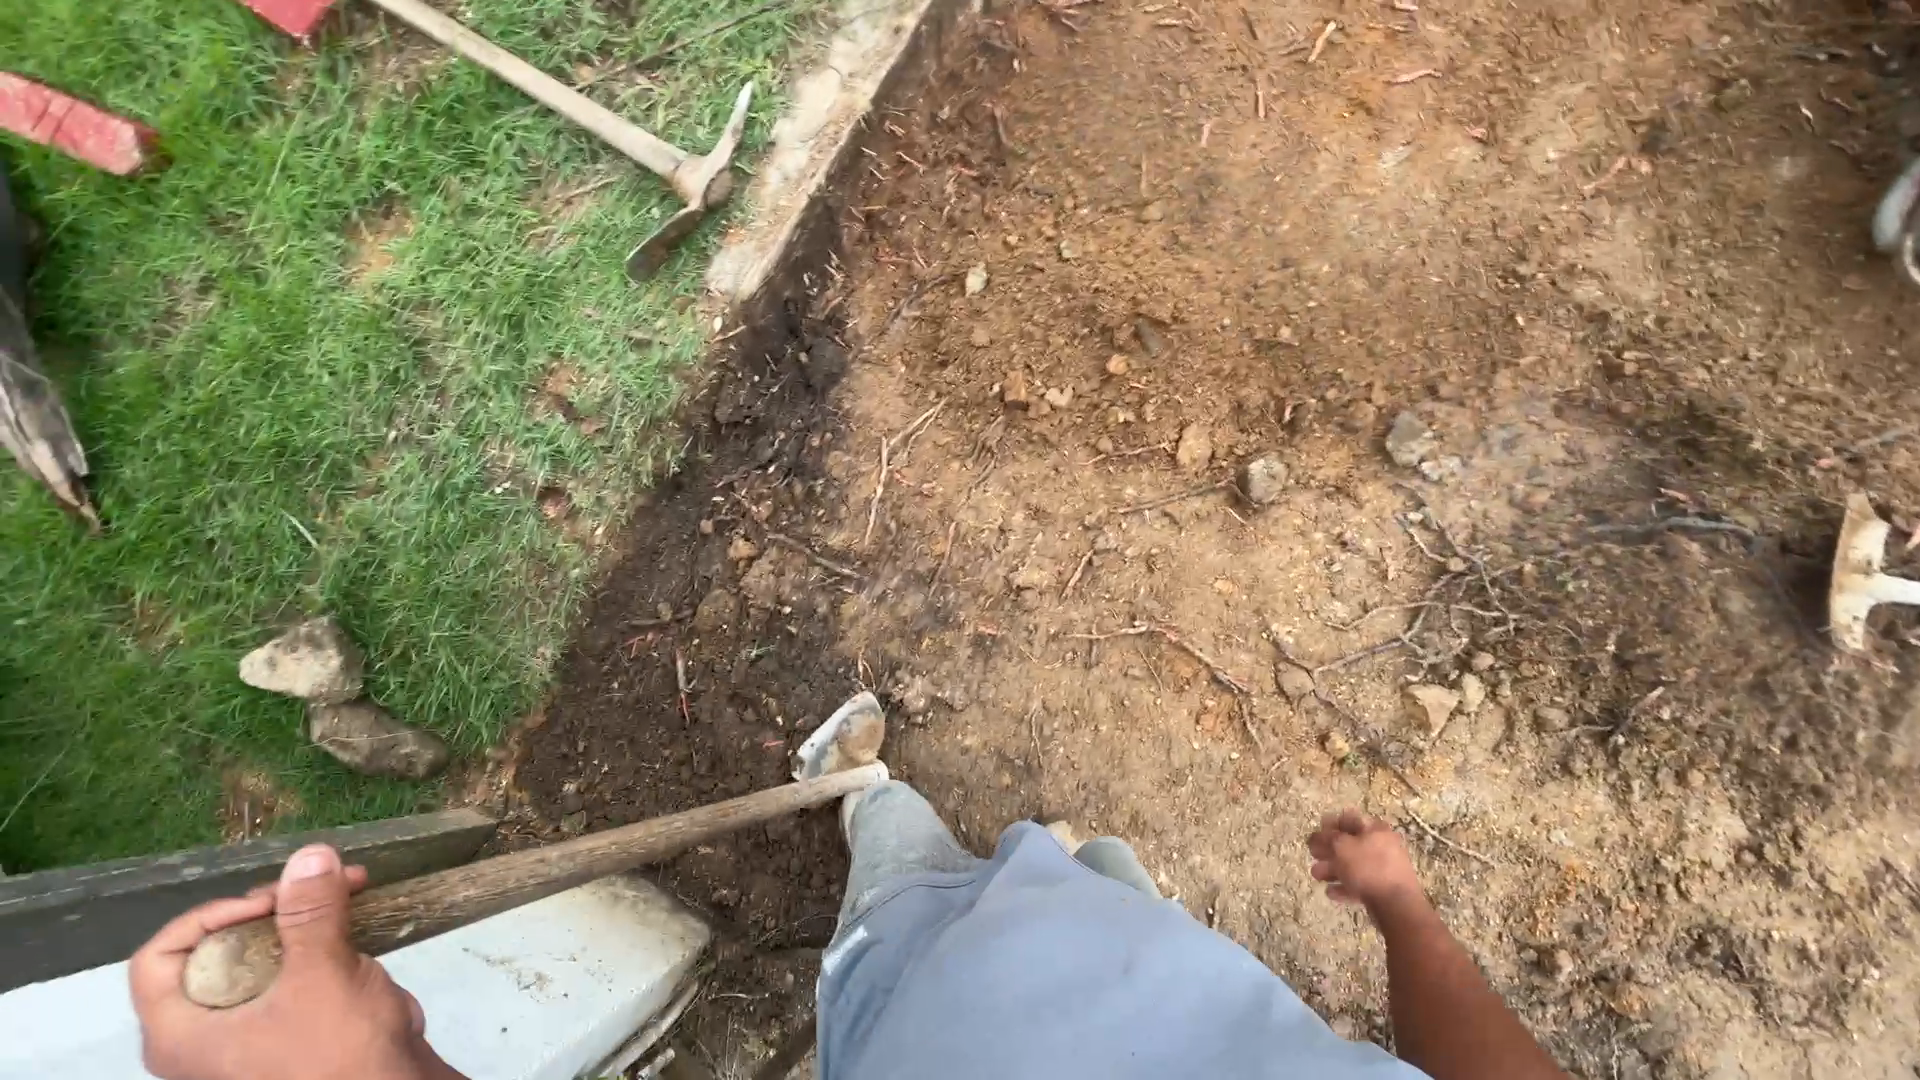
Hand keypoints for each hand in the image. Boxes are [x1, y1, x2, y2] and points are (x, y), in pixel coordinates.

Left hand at [130, 843, 461, 1079]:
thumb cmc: (333, 1049)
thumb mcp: (321, 977)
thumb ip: (311, 914)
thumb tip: (309, 853)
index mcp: (184, 1030)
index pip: (159, 958)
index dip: (209, 917)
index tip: (270, 900)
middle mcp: (209, 1025)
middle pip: (218, 944)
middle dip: (276, 902)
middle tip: (323, 882)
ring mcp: (257, 1019)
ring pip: (266, 946)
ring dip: (309, 907)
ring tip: (356, 883)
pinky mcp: (300, 1013)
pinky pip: (299, 959)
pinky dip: (326, 928)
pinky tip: (361, 907)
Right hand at [1307, 810, 1424, 916]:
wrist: (1397, 905)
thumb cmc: (1367, 867)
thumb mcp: (1340, 846)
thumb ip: (1326, 837)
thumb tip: (1316, 835)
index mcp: (1375, 829)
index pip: (1348, 819)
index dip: (1329, 824)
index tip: (1316, 834)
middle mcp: (1382, 845)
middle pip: (1349, 844)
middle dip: (1328, 850)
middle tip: (1313, 855)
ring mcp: (1385, 869)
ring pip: (1353, 865)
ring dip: (1332, 869)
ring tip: (1316, 876)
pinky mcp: (1384, 889)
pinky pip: (1360, 883)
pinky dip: (1345, 886)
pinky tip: (1331, 892)